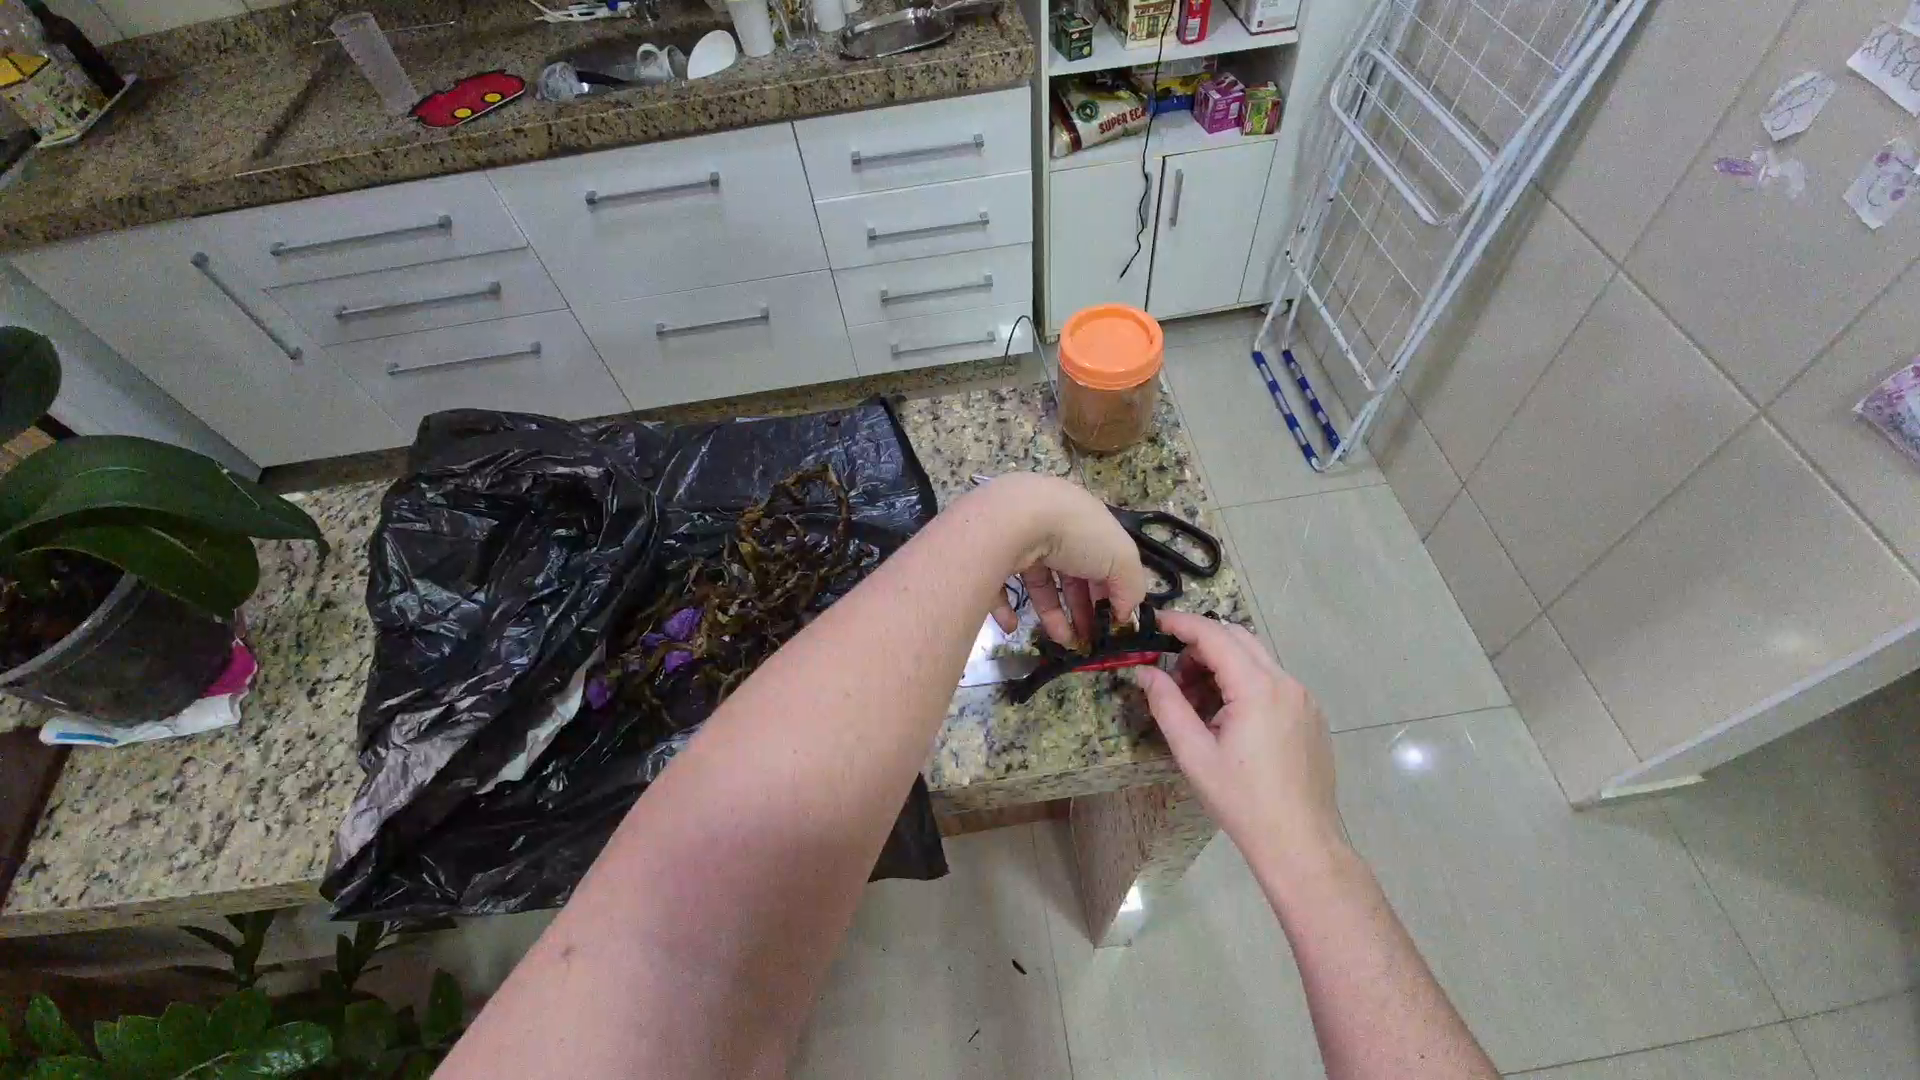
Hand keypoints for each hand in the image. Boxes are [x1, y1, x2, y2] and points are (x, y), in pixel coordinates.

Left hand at [965, 474, 1147, 648]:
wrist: (1012, 519)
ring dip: (1051, 614)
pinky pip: (999, 586)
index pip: (1101, 558)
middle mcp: (1050, 526)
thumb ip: (1131, 586)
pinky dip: (1006, 610)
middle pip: (1070, 574)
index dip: (1109, 590)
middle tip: (1087, 639)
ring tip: (1062, 641)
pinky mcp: (990, 556)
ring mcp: (1018, 540)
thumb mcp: (1121, 558)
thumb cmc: (1076, 534)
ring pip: (1038, 582)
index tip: (1112, 622)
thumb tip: (1125, 613)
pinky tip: (1013, 627)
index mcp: (1085, 521)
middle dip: (1081, 608)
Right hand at [1134, 611, 1345, 870]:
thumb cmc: (1241, 800)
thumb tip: (1143, 672)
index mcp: (1257, 688)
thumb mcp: (1193, 753)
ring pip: (1256, 658)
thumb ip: (1166, 705)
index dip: (1181, 624)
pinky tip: (1228, 719)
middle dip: (1201, 645)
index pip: (1214, 635)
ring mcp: (1304, 698)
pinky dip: (1244, 682)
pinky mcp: (1311, 714)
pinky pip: (1272, 681)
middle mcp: (1286, 683)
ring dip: (1222, 665)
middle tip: (1174, 675)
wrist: (1300, 842)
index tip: (1154, 624)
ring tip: (1197, 703)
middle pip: (1238, 638)